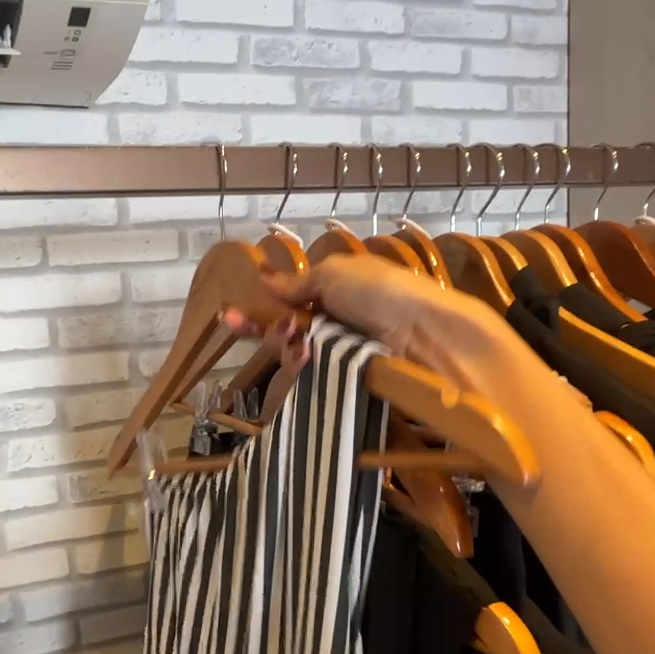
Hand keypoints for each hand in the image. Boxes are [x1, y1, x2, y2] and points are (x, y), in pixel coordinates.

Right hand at [222, 254, 529, 389]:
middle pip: (286, 334)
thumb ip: (298, 281)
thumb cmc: (382, 293)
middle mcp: (335, 323)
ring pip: (296, 359)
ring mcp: (340, 353)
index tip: (228, 318)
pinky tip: (308, 362)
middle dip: (274, 333)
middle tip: (284, 332)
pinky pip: (312, 379)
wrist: (425, 334)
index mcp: (334, 293)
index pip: (288, 303)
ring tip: (302, 349)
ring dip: (290, 352)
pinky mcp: (346, 380)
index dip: (258, 311)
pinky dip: (305, 370)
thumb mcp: (336, 273)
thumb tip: (265, 278)